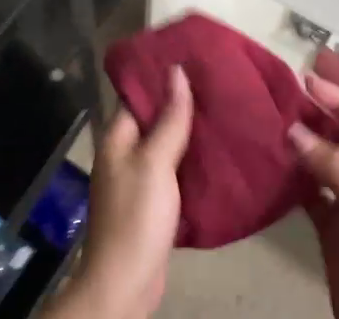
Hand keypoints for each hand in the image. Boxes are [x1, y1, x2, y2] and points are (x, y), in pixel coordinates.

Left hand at [48, 65, 193, 318]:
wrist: (127, 280)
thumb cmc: (137, 214)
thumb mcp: (155, 161)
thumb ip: (169, 119)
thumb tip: (176, 71)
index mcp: (116, 137)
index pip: (137, 94)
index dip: (161, 76)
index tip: (192, 58)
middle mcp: (123, 153)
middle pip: (153, 119)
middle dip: (180, 103)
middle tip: (216, 83)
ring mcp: (136, 179)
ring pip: (165, 145)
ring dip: (188, 132)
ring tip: (222, 112)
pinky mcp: (151, 203)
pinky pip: (172, 171)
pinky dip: (190, 161)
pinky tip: (215, 153)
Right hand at [290, 72, 338, 318]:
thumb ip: (337, 168)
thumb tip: (294, 128)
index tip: (305, 79)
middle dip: (316, 116)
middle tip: (278, 97)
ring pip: (322, 165)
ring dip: (300, 144)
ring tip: (268, 123)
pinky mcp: (330, 231)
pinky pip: (308, 194)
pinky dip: (290, 178)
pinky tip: (269, 166)